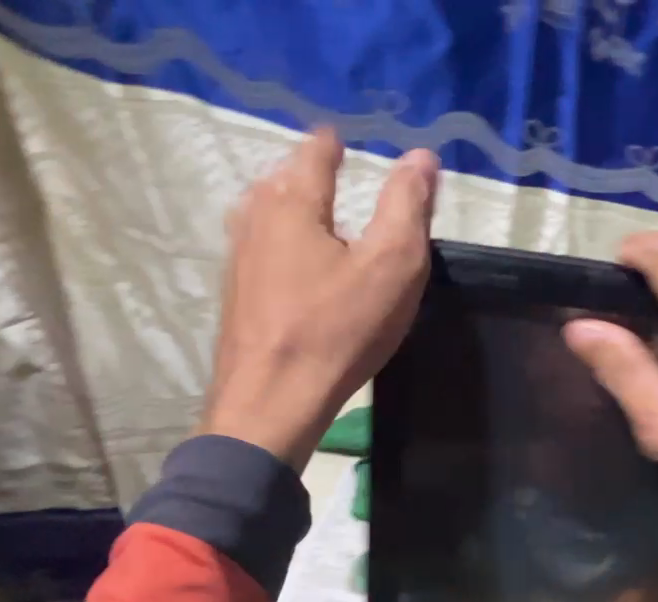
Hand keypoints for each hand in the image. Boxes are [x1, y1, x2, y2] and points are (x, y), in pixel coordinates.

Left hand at [199, 129, 438, 467]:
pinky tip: (296, 271)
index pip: (314, 152)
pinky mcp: (236, 297)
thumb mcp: (392, 266)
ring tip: (317, 221)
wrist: (272, 400)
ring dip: (291, 210)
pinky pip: (261, 253)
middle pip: (283, 179)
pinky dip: (281, 247)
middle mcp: (255, 218)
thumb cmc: (338, 330)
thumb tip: (422, 157)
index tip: (345, 143)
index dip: (334, 145)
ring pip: (265, 216)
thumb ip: (408, 207)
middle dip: (309, 174)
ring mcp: (238, 259)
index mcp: (293, 201)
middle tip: (335, 178)